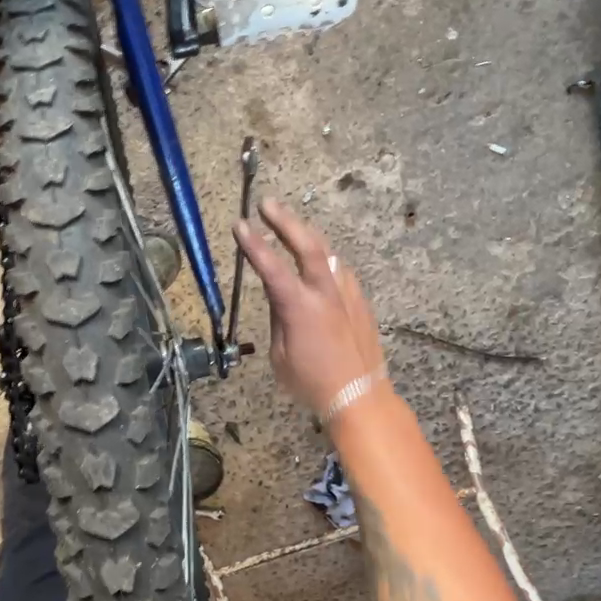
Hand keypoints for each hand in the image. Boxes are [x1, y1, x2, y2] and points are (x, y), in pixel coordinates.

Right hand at [235, 199, 386, 417]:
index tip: (239, 224)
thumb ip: (278, 318)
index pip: (271, 267)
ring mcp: (347, 294)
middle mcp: (326, 293)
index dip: (253, 244)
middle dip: (285, 220)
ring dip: (306, 236)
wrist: (361, 397)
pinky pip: (339, 272)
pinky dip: (322, 260)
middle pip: (307, 244)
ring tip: (289, 226)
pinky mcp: (360, 302)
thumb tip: (278, 295)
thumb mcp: (280, 355)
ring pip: (326, 254)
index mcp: (300, 307)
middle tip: (267, 203)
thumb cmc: (312, 383)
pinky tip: (315, 262)